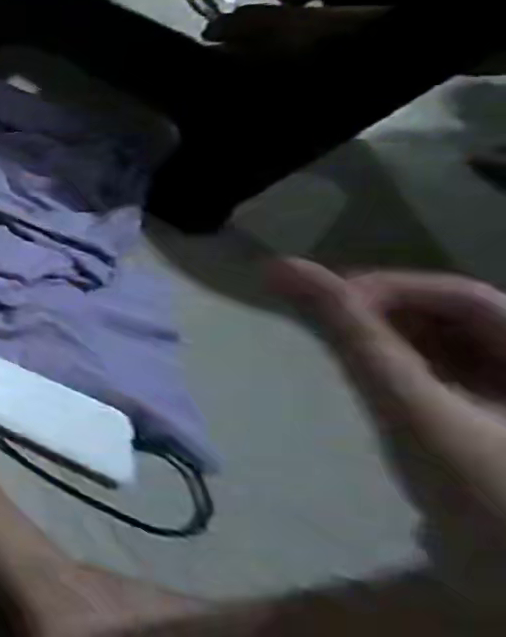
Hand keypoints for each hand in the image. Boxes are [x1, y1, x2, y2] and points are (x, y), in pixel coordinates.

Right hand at [272, 259, 505, 586]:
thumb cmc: (486, 498)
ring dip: (395, 338)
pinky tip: (383, 383)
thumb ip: (348, 333)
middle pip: (464, 315)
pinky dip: (414, 366)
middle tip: (321, 328)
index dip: (388, 289)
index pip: (465, 294)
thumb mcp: (410, 410)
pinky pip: (464, 372)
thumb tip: (278, 264)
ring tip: (345, 353)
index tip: (319, 308)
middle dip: (387, 314)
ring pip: (459, 342)